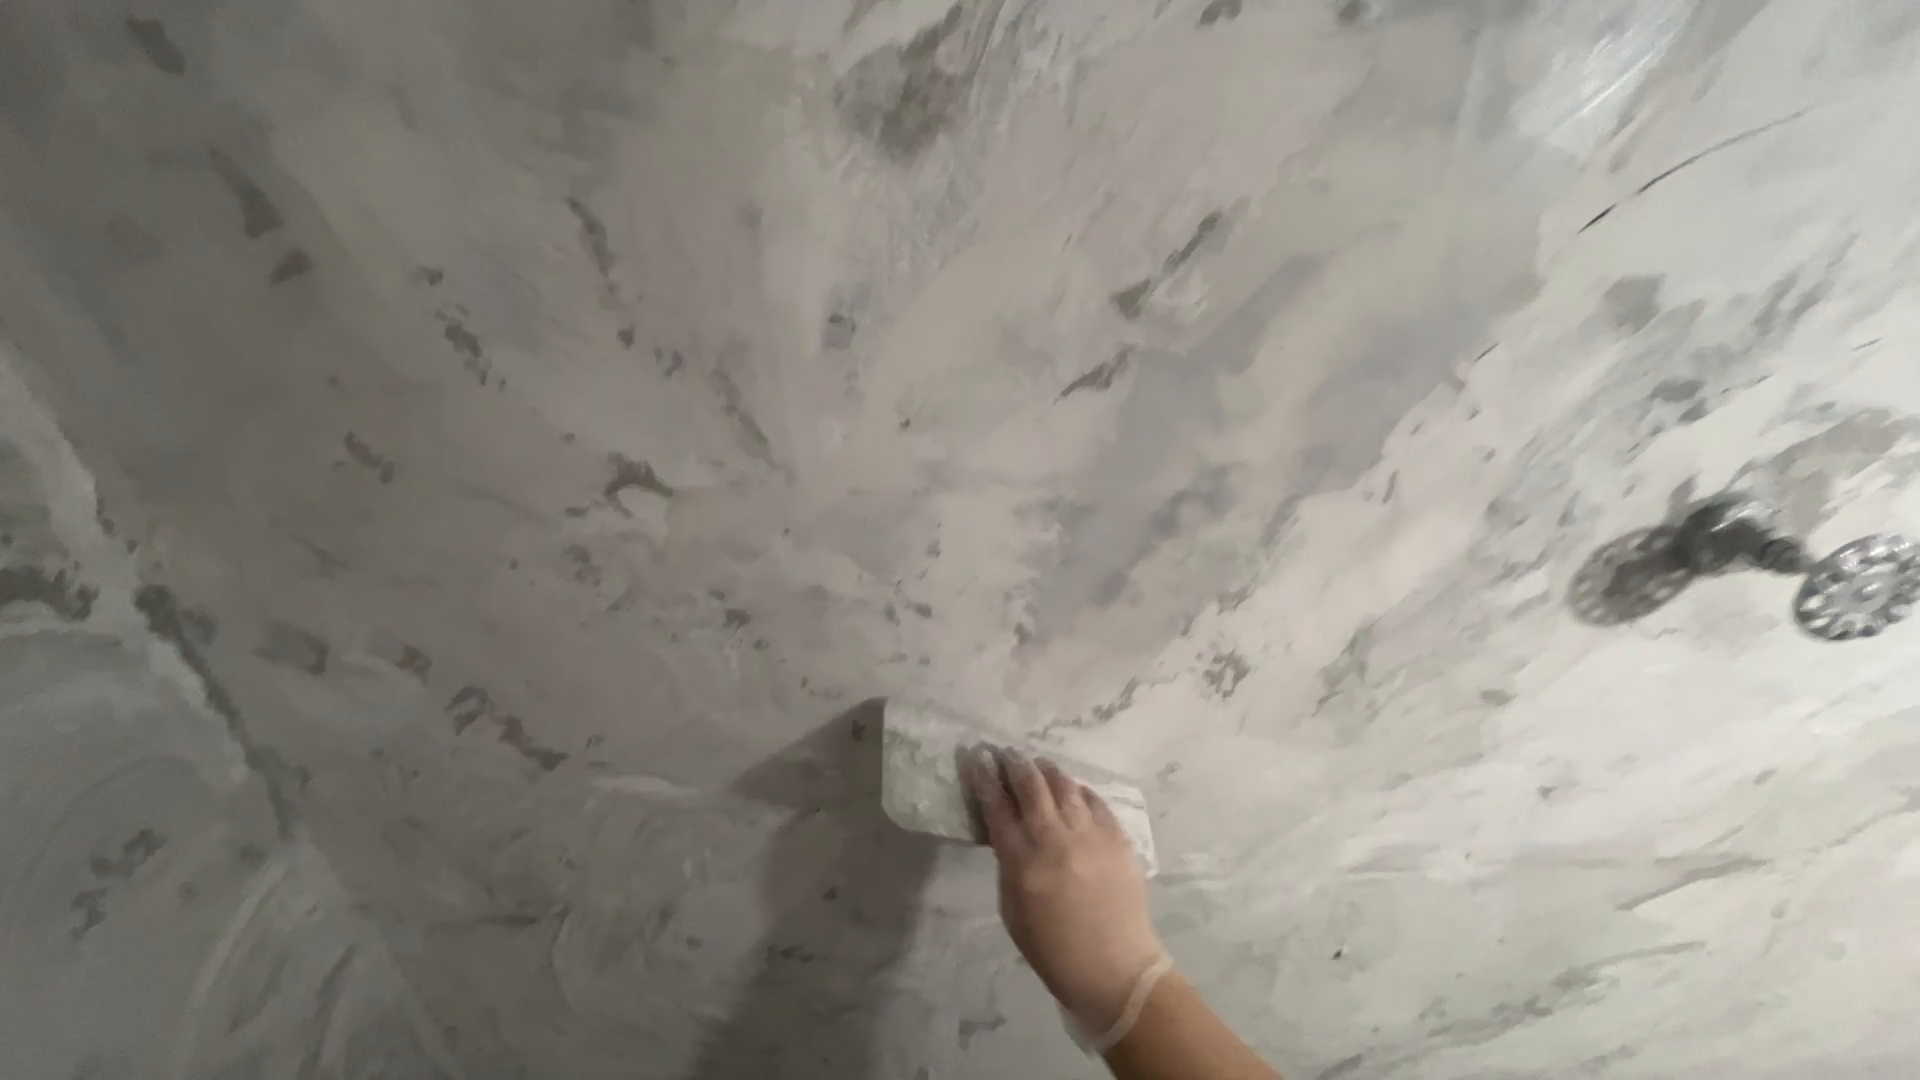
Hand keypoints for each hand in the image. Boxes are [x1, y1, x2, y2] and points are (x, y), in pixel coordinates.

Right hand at [967, 746, 1166, 1031]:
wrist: (1115, 968)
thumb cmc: (1053, 949)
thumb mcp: (1013, 910)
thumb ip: (1009, 864)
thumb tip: (1008, 830)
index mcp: (1022, 862)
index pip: (997, 806)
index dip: (984, 777)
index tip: (978, 757)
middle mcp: (1054, 839)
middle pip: (1030, 785)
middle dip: (1014, 763)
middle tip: (1006, 753)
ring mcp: (1089, 834)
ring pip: (1064, 784)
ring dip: (1046, 770)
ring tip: (1037, 763)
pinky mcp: (1116, 836)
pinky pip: (1093, 800)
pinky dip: (1078, 790)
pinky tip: (1071, 789)